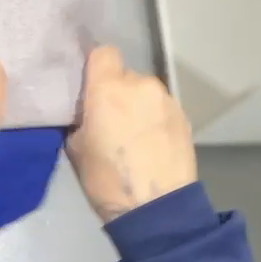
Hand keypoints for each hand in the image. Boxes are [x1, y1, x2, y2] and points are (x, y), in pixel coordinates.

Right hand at [65, 47, 195, 223]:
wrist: (156, 208)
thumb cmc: (108, 181)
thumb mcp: (76, 149)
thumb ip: (82, 118)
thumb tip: (88, 111)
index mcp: (109, 89)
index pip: (103, 53)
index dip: (95, 68)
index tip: (90, 89)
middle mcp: (141, 85)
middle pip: (125, 75)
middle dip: (116, 93)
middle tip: (109, 122)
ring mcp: (167, 100)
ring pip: (145, 93)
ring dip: (137, 106)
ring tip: (133, 137)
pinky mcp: (184, 117)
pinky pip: (161, 109)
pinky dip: (154, 120)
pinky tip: (151, 145)